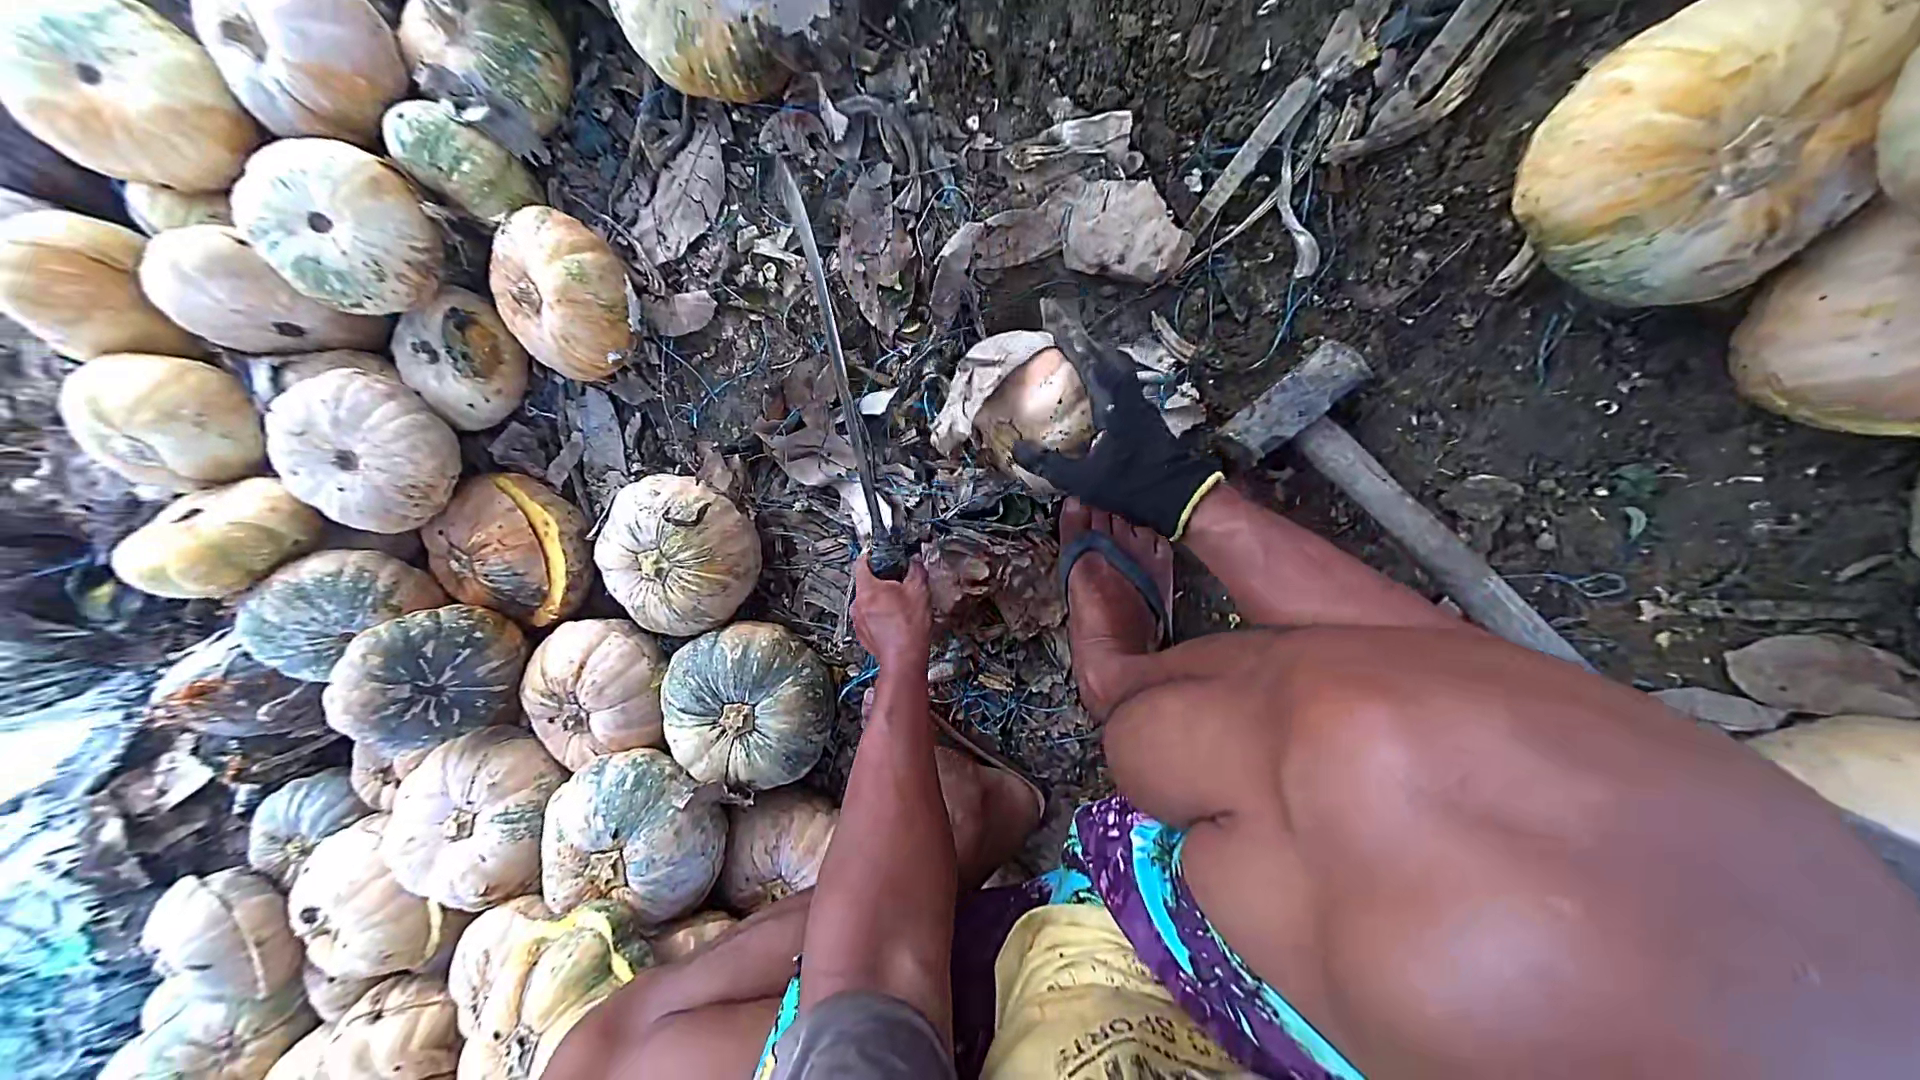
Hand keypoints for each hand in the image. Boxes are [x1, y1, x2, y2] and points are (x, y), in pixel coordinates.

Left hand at [853, 553, 930, 668]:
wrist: (904, 659)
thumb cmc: (909, 629)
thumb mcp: (919, 591)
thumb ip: (916, 570)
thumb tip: (915, 562)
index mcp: (867, 589)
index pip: (861, 562)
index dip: (873, 556)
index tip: (881, 555)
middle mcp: (857, 604)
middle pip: (865, 582)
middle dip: (882, 580)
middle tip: (899, 582)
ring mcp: (858, 621)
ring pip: (867, 601)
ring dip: (881, 599)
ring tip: (900, 604)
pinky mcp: (863, 634)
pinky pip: (869, 617)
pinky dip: (879, 616)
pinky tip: (895, 619)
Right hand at [1013, 329, 1221, 540]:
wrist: (1180, 500)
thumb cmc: (1131, 486)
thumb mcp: (1082, 480)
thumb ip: (1048, 463)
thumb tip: (1018, 449)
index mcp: (1116, 406)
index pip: (1094, 364)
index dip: (1076, 346)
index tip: (1060, 331)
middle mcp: (1133, 401)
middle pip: (1114, 364)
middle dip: (1093, 353)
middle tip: (1073, 350)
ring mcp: (1146, 411)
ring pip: (1125, 378)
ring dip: (1106, 371)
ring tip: (1084, 373)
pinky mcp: (1153, 424)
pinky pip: (1129, 395)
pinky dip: (1113, 389)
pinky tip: (1103, 405)